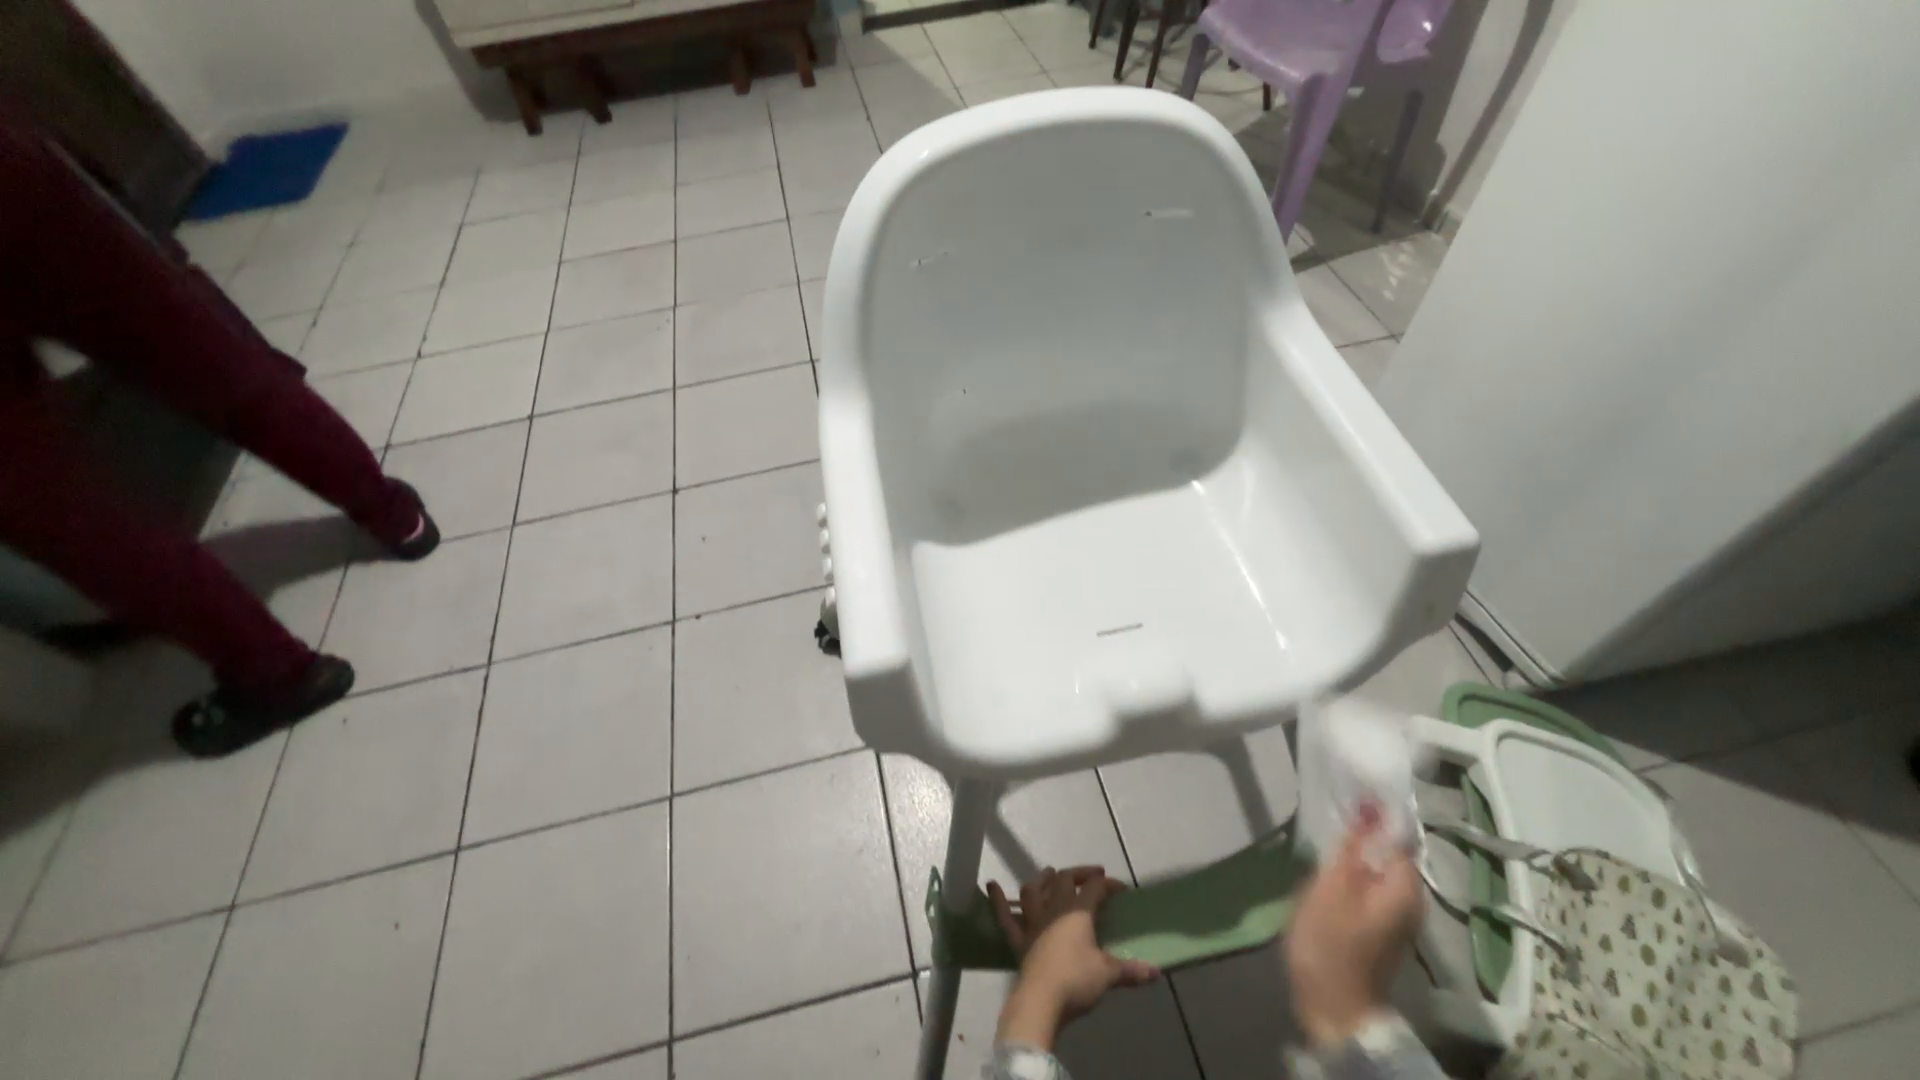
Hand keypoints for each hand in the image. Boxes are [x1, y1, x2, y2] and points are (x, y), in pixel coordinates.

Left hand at [990, 866, 1158, 1049]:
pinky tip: (991, 885)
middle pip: (1063, 880)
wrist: (1041, 1001)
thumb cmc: (1076, 981)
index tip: (1121, 889)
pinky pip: (1003, 916)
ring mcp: (1032, 922)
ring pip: (1033, 891)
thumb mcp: (1108, 975)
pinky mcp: (1017, 939)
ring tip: (1050, 874)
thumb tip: (1156, 972)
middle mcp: (1053, 909)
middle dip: (1078, 874)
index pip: (1094, 889)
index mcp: (1077, 912)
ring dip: (1042, 879)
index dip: (1108, 884)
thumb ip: (1131, 970)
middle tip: (1091, 876)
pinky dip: (997, 899)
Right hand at [1286, 807, 1424, 1049]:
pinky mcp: (1384, 930)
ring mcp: (1400, 918)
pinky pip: (1373, 890)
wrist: (1333, 1006)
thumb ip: (1354, 845)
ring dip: (1356, 858)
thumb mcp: (1333, 885)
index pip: (1398, 833)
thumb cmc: (1329, 942)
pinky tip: (1329, 880)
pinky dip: (1355, 879)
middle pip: (1390, 853)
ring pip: (1380, 872)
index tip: (1347, 799)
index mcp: (1405, 885)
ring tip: (1325, 850)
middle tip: (1328, 827)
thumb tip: (1371, 805)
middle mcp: (1413, 899)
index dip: (1374, 814)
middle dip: (1362, 837)